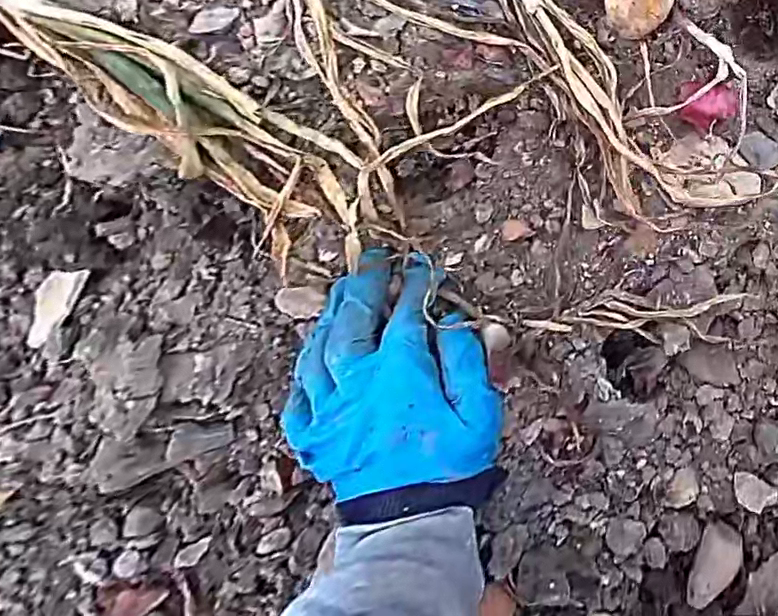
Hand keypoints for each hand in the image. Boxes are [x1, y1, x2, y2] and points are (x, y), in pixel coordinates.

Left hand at [281, 251, 502, 502]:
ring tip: (341, 292)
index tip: (423, 264)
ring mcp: (329, 411)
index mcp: (400, 374)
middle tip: (371, 261)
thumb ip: (469, 358)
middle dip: (364, 286)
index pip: (405, 315)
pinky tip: (313, 351)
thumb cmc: (451, 456)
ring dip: (330, 316)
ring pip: (318, 352)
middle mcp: (356, 386)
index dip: (415, 285)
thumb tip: (461, 319)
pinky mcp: (313, 435)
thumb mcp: (479, 405)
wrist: (408, 515)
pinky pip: (298, 393)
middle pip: (352, 324)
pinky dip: (304, 365)